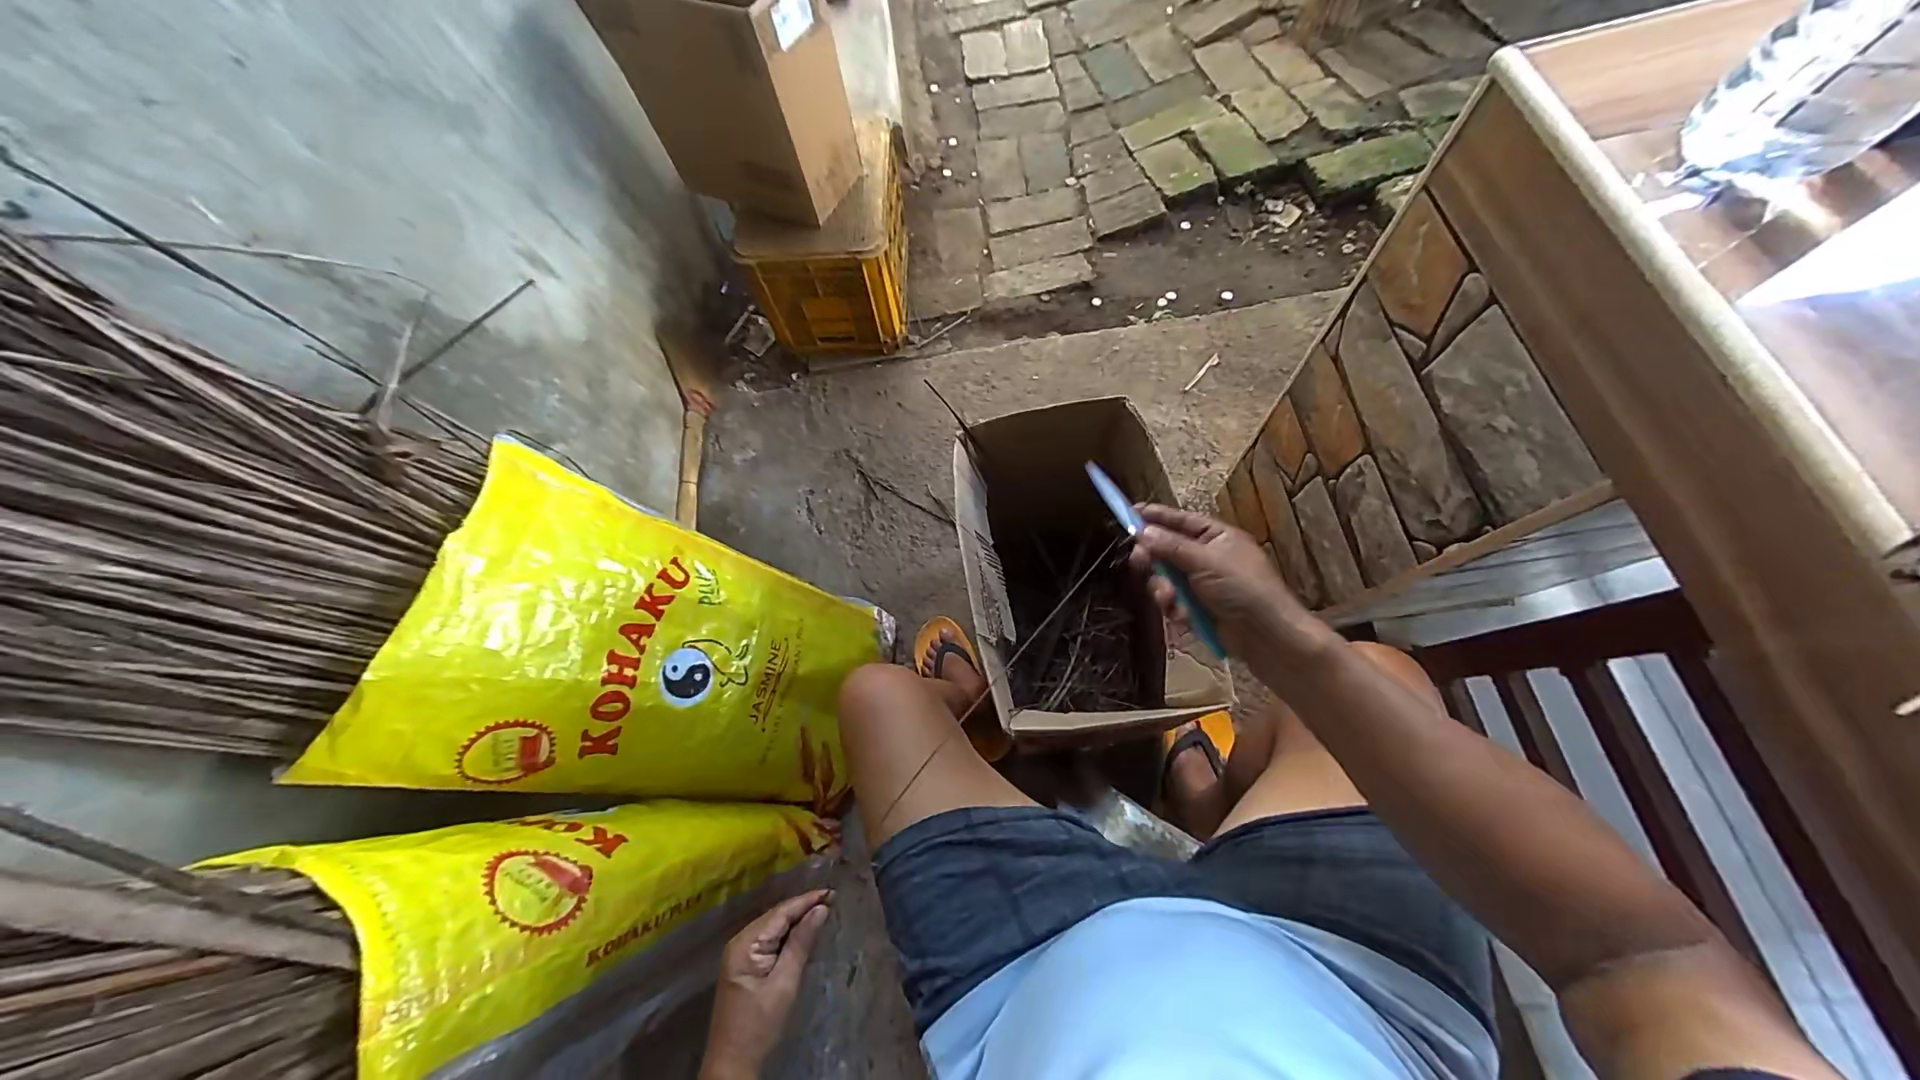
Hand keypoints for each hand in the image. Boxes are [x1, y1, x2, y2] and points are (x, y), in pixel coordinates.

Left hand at [699, 889, 832, 1079]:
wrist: (732, 1063)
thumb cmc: (760, 1025)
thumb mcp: (785, 982)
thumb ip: (801, 943)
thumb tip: (820, 909)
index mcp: (745, 943)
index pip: (781, 913)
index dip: (807, 900)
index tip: (832, 892)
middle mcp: (740, 942)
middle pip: (776, 916)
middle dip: (803, 907)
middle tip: (831, 898)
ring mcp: (740, 953)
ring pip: (773, 926)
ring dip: (796, 918)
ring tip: (822, 909)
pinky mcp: (744, 964)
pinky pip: (769, 939)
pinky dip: (787, 933)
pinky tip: (803, 930)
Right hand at [1127, 504, 1326, 662]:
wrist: (1266, 636)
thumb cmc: (1243, 588)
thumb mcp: (1206, 560)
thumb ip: (1171, 546)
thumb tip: (1142, 532)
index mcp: (1217, 537)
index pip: (1180, 521)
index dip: (1156, 517)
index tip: (1130, 513)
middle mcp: (1207, 557)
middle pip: (1167, 550)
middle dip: (1154, 558)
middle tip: (1138, 561)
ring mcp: (1202, 584)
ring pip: (1166, 578)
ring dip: (1164, 588)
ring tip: (1169, 597)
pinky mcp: (1197, 609)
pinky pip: (1172, 602)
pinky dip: (1174, 607)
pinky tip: (1182, 614)